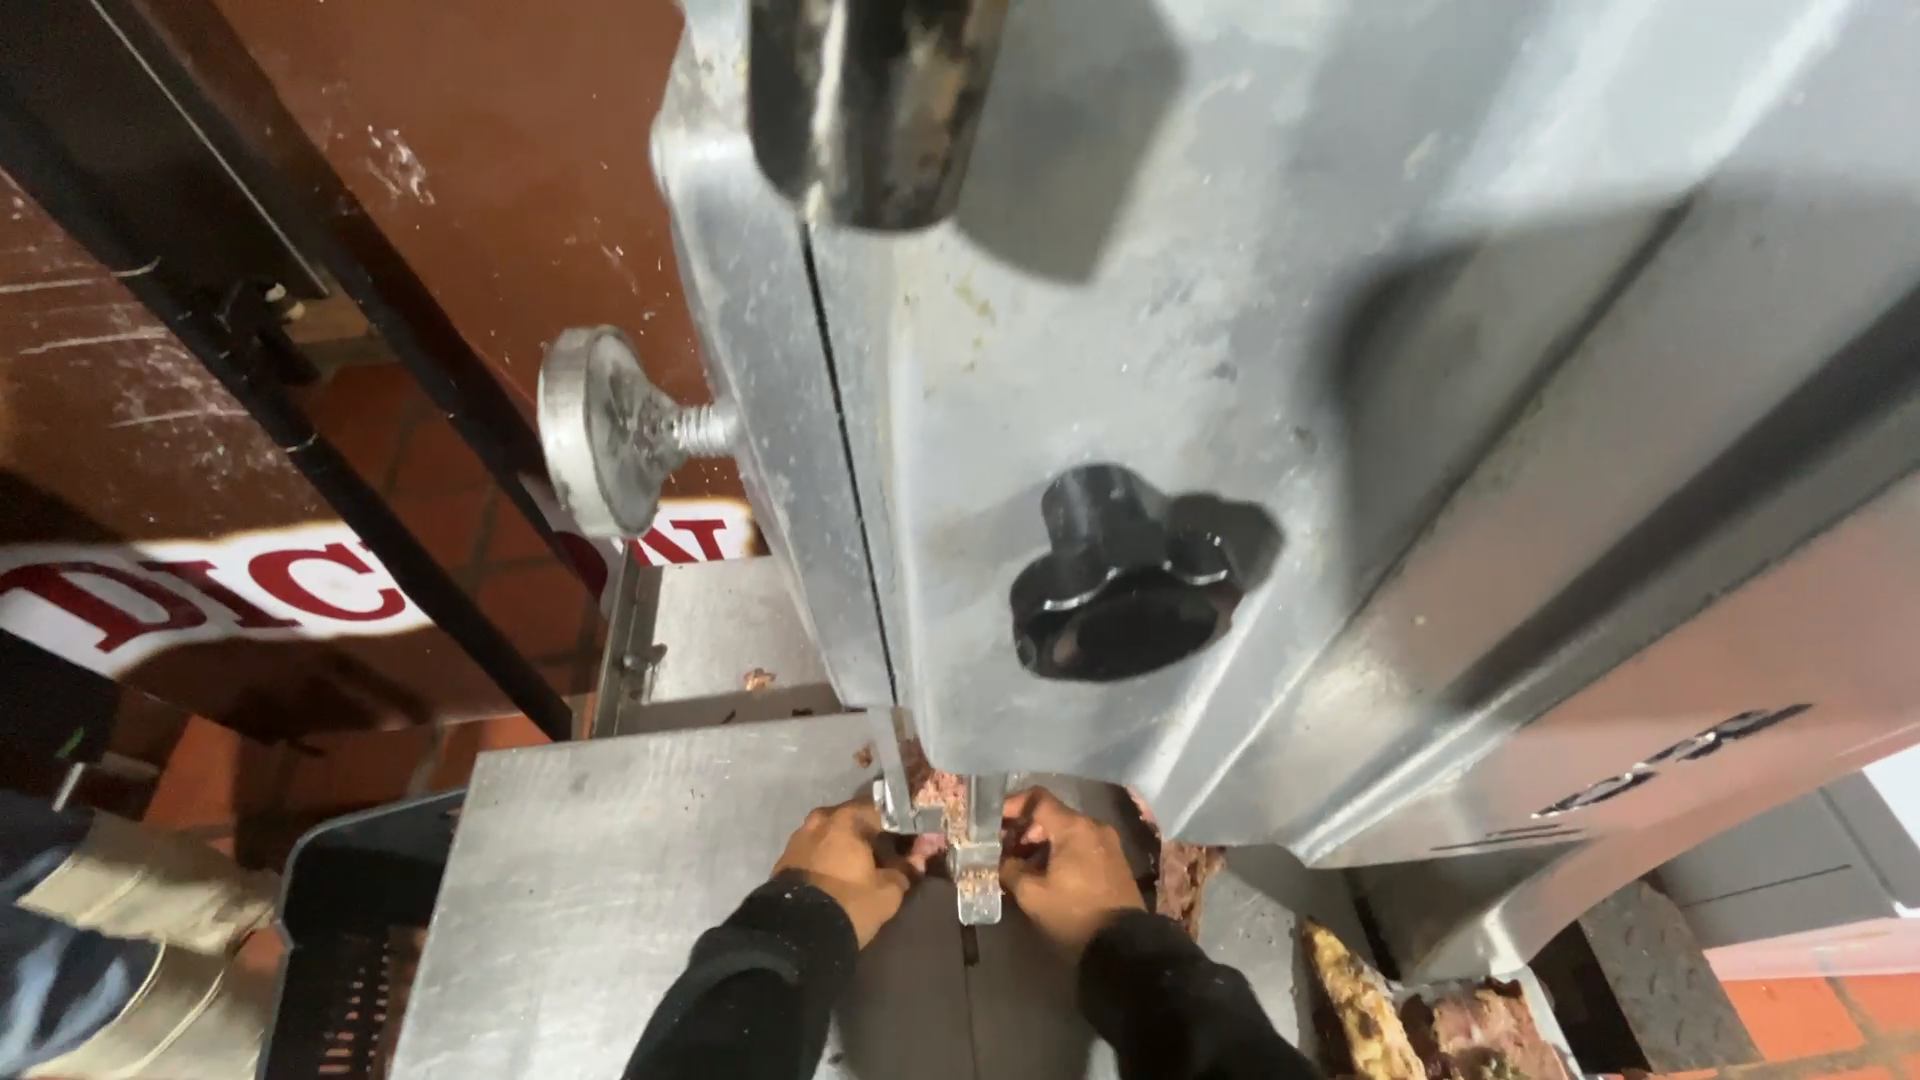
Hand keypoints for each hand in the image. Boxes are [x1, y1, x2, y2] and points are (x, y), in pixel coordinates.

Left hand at [772, 794, 940, 946]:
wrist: (793, 937)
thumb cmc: (848, 904)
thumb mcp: (887, 892)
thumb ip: (906, 870)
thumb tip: (919, 858)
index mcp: (848, 818)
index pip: (884, 810)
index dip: (901, 826)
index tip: (912, 842)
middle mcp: (821, 818)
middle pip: (856, 820)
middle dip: (873, 835)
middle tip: (888, 857)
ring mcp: (799, 837)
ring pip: (833, 834)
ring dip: (849, 846)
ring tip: (862, 869)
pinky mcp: (785, 858)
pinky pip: (816, 849)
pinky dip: (830, 857)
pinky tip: (839, 876)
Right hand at [1000, 787, 1145, 955]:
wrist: (1124, 946)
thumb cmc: (1074, 913)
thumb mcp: (1033, 895)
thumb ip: (1011, 870)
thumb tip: (1002, 861)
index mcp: (1074, 826)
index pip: (1038, 798)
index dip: (1013, 805)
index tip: (994, 821)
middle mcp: (1093, 825)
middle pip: (1052, 815)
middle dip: (1025, 829)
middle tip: (1005, 849)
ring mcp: (1108, 843)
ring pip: (1067, 831)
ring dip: (1042, 842)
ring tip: (1022, 865)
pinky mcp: (1115, 861)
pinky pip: (1081, 845)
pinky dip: (1061, 852)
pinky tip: (1047, 874)